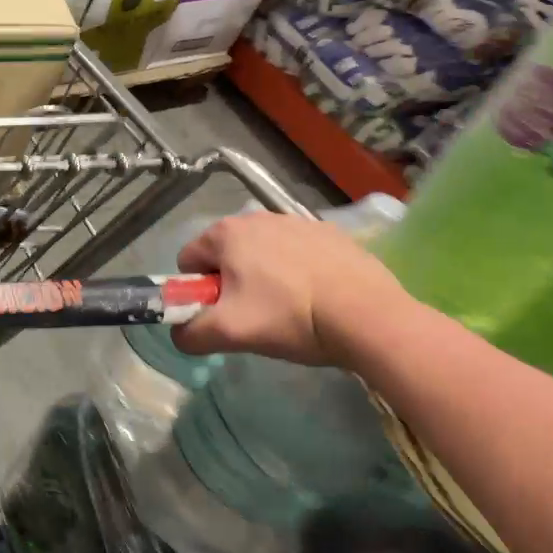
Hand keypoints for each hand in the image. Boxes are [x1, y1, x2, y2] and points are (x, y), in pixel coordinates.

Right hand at [169, 211, 412, 368]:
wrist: (373, 319)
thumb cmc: (292, 318)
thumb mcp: (231, 333)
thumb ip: (191, 333)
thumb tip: (179, 334)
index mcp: (224, 233)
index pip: (190, 261)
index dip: (201, 291)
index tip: (227, 313)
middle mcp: (255, 217)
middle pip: (227, 254)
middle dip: (235, 281)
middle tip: (260, 314)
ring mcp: (297, 222)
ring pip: (264, 251)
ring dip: (268, 274)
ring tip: (295, 307)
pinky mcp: (333, 234)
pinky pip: (300, 251)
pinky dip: (302, 270)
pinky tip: (321, 296)